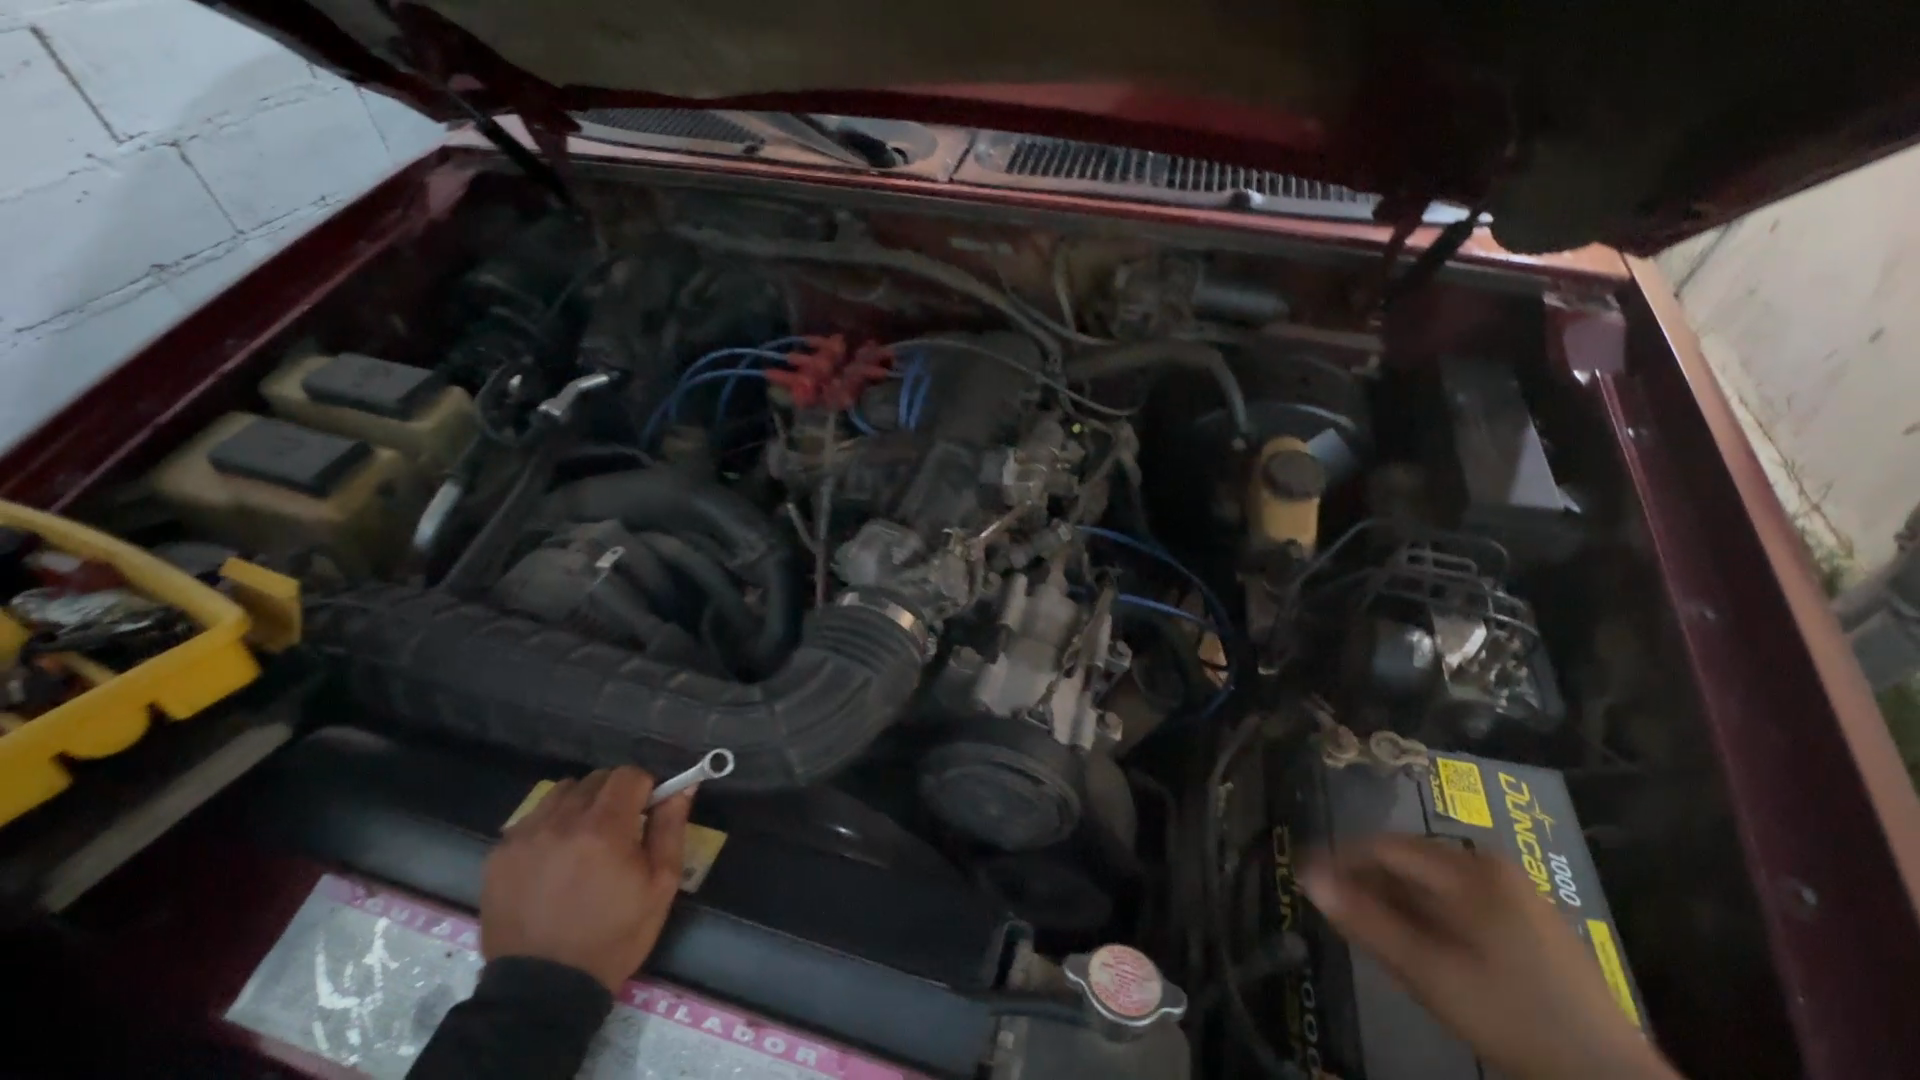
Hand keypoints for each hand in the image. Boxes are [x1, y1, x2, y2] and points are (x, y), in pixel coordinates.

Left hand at [480, 766, 692, 992]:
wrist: (543, 988)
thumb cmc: (614, 937)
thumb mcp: (660, 887)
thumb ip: (670, 829)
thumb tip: (683, 786)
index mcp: (604, 829)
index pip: (629, 774)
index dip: (645, 788)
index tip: (647, 812)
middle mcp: (561, 822)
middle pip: (596, 779)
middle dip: (614, 795)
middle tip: (619, 831)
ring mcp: (525, 835)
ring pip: (562, 793)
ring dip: (580, 806)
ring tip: (584, 843)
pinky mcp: (499, 853)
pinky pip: (532, 818)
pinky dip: (550, 826)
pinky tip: (555, 861)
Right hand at [1302, 835, 1678, 1079]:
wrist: (1606, 1073)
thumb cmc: (1509, 1016)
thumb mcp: (1428, 972)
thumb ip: (1366, 921)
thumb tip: (1308, 877)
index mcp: (1470, 870)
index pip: (1385, 846)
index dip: (1339, 859)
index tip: (1304, 879)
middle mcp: (1493, 868)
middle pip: (1411, 860)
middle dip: (1368, 882)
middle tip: (1335, 913)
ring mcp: (1515, 893)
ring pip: (1434, 883)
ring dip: (1396, 901)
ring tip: (1370, 933)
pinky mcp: (1527, 921)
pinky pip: (1460, 901)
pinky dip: (1428, 915)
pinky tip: (1419, 948)